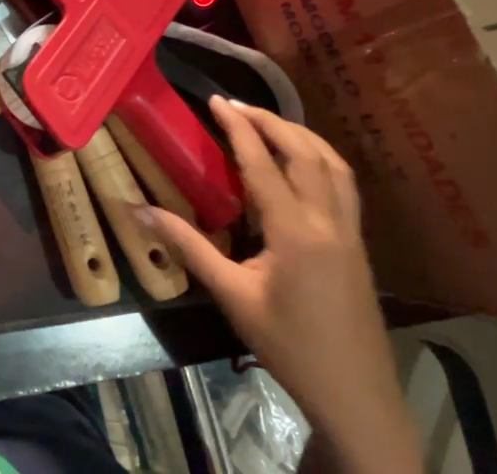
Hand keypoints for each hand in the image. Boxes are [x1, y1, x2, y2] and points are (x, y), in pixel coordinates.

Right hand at [145, 97, 418, 471]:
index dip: (239, 128)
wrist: (355, 394)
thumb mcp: (232, 295)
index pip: (264, 164)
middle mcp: (330, 223)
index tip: (217, 101)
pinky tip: (302, 166)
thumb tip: (138, 210)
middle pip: (306, 154)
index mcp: (296, 232)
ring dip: (302, 137)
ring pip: (335, 167)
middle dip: (273, 122)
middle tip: (237, 106)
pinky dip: (321, 160)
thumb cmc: (288, 345)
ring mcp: (351, 234)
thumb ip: (188, 246)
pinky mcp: (358, 246)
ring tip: (270, 123)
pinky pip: (344, 187)